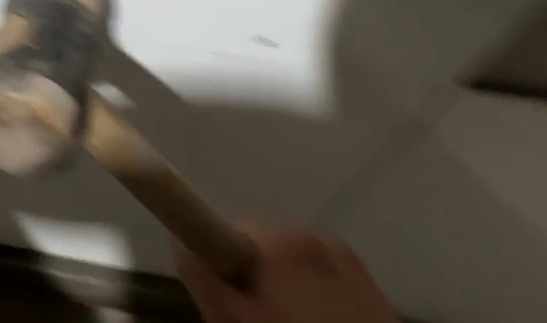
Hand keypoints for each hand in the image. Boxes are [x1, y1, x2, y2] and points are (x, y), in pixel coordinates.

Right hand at [178, 227, 398, 322]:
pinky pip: (324, 273)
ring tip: (288, 320)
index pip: (228, 232)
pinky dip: (316, 291)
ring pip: (294, 261)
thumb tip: (177, 239)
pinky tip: (318, 320)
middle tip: (256, 315)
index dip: (219, 261)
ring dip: (285, 283)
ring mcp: (345, 258)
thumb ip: (202, 277)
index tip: (226, 294)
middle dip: (254, 274)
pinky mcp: (369, 281)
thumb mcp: (234, 320)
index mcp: (279, 243)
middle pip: (262, 246)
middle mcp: (312, 236)